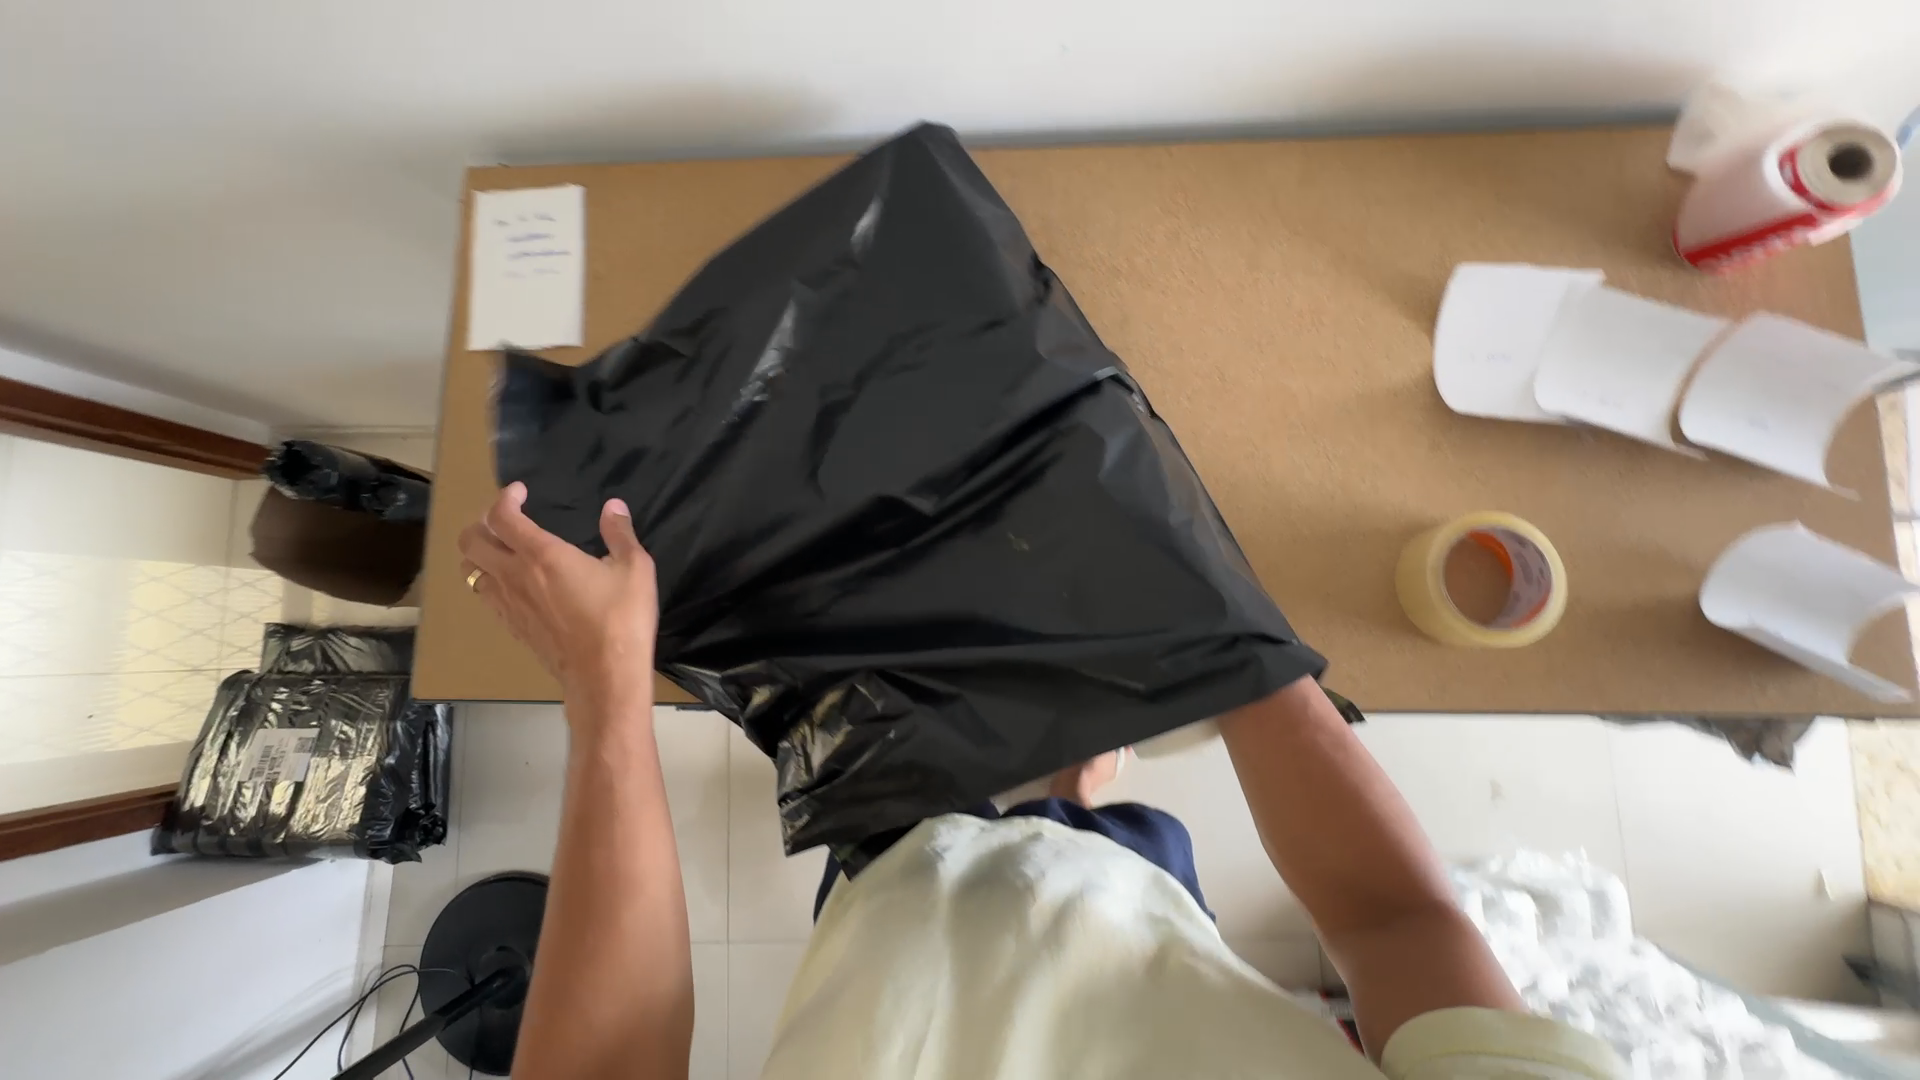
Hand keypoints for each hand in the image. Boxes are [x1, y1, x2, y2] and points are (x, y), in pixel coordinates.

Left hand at [458, 483, 659, 723]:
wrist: (604, 673)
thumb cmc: (622, 618)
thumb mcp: (635, 568)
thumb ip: (620, 534)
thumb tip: (614, 507)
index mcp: (543, 555)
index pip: (502, 516)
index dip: (505, 497)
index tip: (521, 491)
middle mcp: (514, 576)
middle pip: (471, 541)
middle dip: (482, 522)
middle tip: (507, 518)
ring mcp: (508, 604)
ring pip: (470, 569)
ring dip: (480, 552)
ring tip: (504, 548)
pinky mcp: (512, 626)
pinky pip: (485, 595)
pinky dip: (490, 580)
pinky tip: (515, 583)